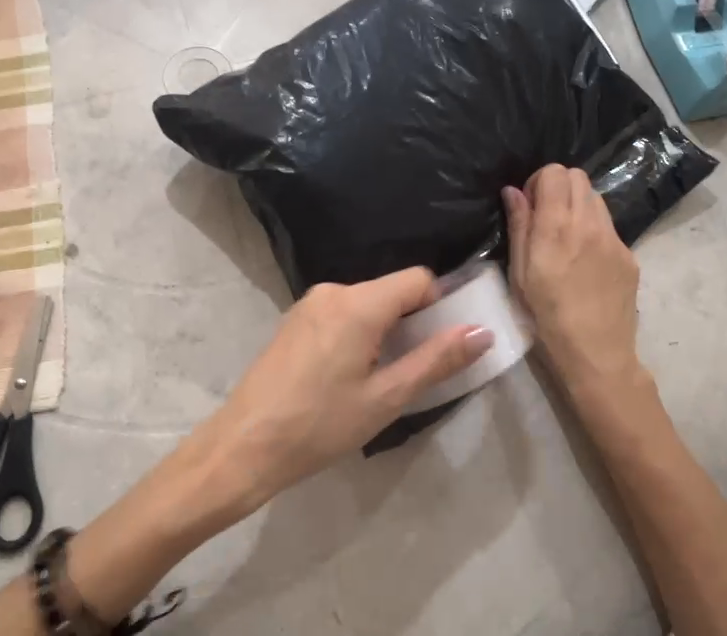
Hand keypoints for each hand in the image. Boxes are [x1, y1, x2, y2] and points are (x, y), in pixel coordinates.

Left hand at [193, 268, 492, 510]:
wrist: (245, 446)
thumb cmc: (320, 425)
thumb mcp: (386, 398)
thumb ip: (436, 360)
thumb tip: (482, 332)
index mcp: (358, 303)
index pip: (418, 279)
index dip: (441, 306)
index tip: (447, 343)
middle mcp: (333, 291)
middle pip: (392, 291)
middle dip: (414, 323)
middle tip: (419, 371)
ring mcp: (309, 304)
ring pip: (368, 304)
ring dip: (386, 332)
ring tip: (383, 381)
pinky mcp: (294, 321)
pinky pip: (343, 314)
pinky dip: (359, 335)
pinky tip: (350, 377)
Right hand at [503, 165, 643, 393]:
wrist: (596, 354)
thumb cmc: (546, 317)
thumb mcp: (519, 274)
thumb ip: (519, 227)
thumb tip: (514, 191)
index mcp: (556, 226)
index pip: (555, 172)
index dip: (538, 181)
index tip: (530, 205)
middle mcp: (589, 224)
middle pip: (579, 177)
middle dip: (559, 187)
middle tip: (546, 217)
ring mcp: (614, 239)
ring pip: (596, 199)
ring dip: (578, 206)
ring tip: (567, 238)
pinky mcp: (630, 256)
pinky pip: (610, 226)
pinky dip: (594, 230)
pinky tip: (586, 262)